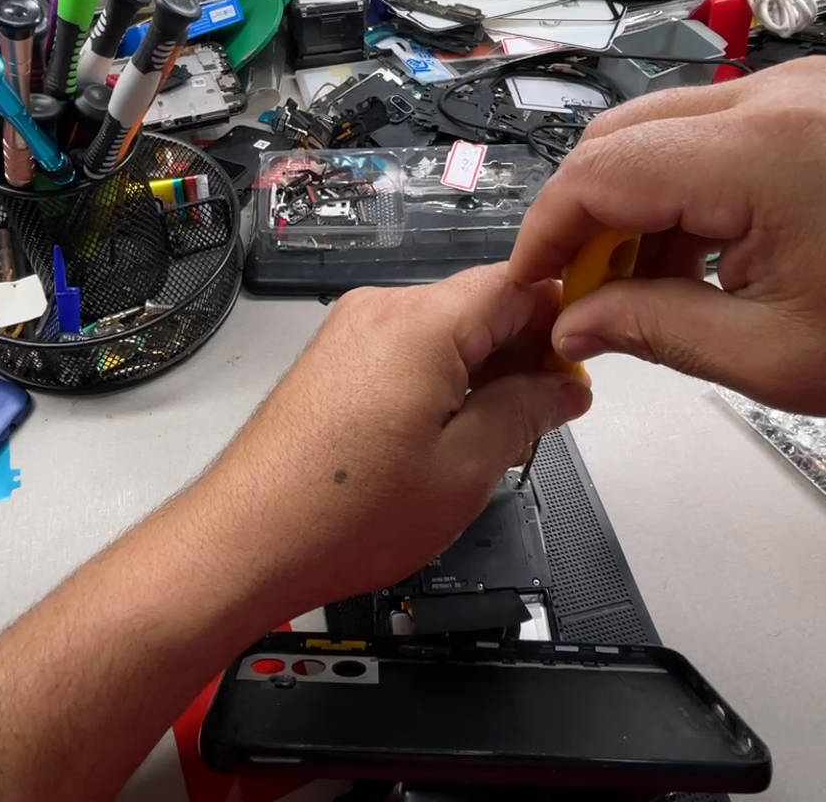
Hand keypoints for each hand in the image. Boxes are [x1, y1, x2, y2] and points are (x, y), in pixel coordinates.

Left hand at [189, 264, 592, 616]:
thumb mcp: (464, 469)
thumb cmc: (346, 513)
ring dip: (482, 371)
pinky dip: (441, 378)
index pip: (517, 284)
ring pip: (445, 330)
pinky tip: (448, 430)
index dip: (561, 318)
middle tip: (543, 416)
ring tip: (493, 435)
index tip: (580, 364)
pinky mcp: (336, 358)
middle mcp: (380, 310)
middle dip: (522, 352)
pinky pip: (408, 349)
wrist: (244, 541)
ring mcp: (352, 331)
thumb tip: (566, 385)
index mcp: (420, 322)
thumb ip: (526, 412)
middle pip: (479, 305)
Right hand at [509, 56, 825, 423]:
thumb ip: (649, 330)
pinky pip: (709, 138)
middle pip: (619, 139)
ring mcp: (802, 91)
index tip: (529, 289)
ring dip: (628, 205)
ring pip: (658, 134)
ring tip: (635, 285)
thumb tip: (568, 326)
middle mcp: (775, 96)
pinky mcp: (820, 105)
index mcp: (763, 153)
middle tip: (576, 293)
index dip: (546, 233)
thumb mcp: (773, 358)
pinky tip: (691, 253)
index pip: (600, 173)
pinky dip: (677, 192)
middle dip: (580, 218)